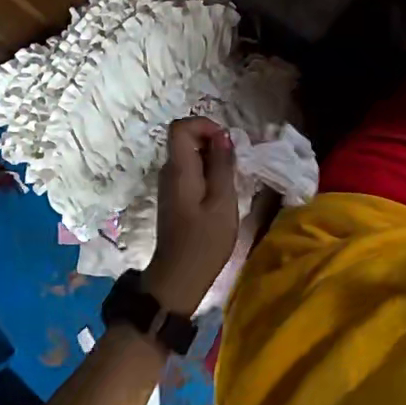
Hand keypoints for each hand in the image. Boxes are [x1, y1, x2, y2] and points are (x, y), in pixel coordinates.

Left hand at [144, 117, 239, 315]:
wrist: (179, 279)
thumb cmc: (204, 241)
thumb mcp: (223, 202)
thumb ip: (222, 166)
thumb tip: (223, 136)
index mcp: (178, 169)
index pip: (181, 126)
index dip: (204, 125)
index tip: (227, 142)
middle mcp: (169, 172)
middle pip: (186, 139)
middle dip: (213, 142)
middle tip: (236, 163)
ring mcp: (170, 186)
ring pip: (190, 156)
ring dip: (213, 159)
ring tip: (233, 179)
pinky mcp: (175, 198)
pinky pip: (191, 172)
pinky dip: (208, 173)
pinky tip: (222, 193)